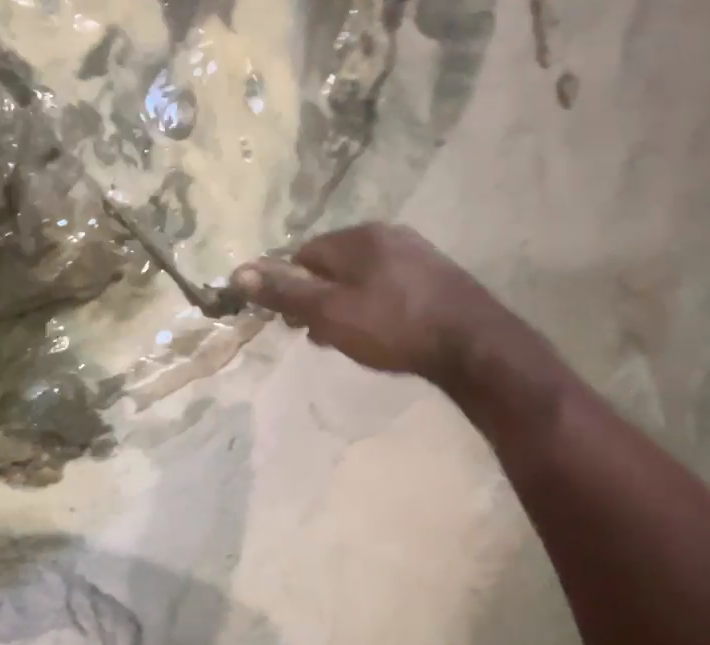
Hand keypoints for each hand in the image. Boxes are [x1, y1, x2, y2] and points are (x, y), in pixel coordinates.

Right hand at [231, 224, 516, 385]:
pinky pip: (384, 285)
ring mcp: (415, 253)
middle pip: (330, 265)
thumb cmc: (391, 327)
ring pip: (358, 277)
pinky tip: (377, 332)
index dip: (290, 288)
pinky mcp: (433, 275)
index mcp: (359, 238)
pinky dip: (370, 307)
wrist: (471, 344)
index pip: (303, 255)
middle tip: (318, 334)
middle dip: (316, 298)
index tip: (292, 322)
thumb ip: (284, 292)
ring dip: (342, 306)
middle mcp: (388, 235)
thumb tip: (238, 272)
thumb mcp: (328, 313)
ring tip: (346, 338)